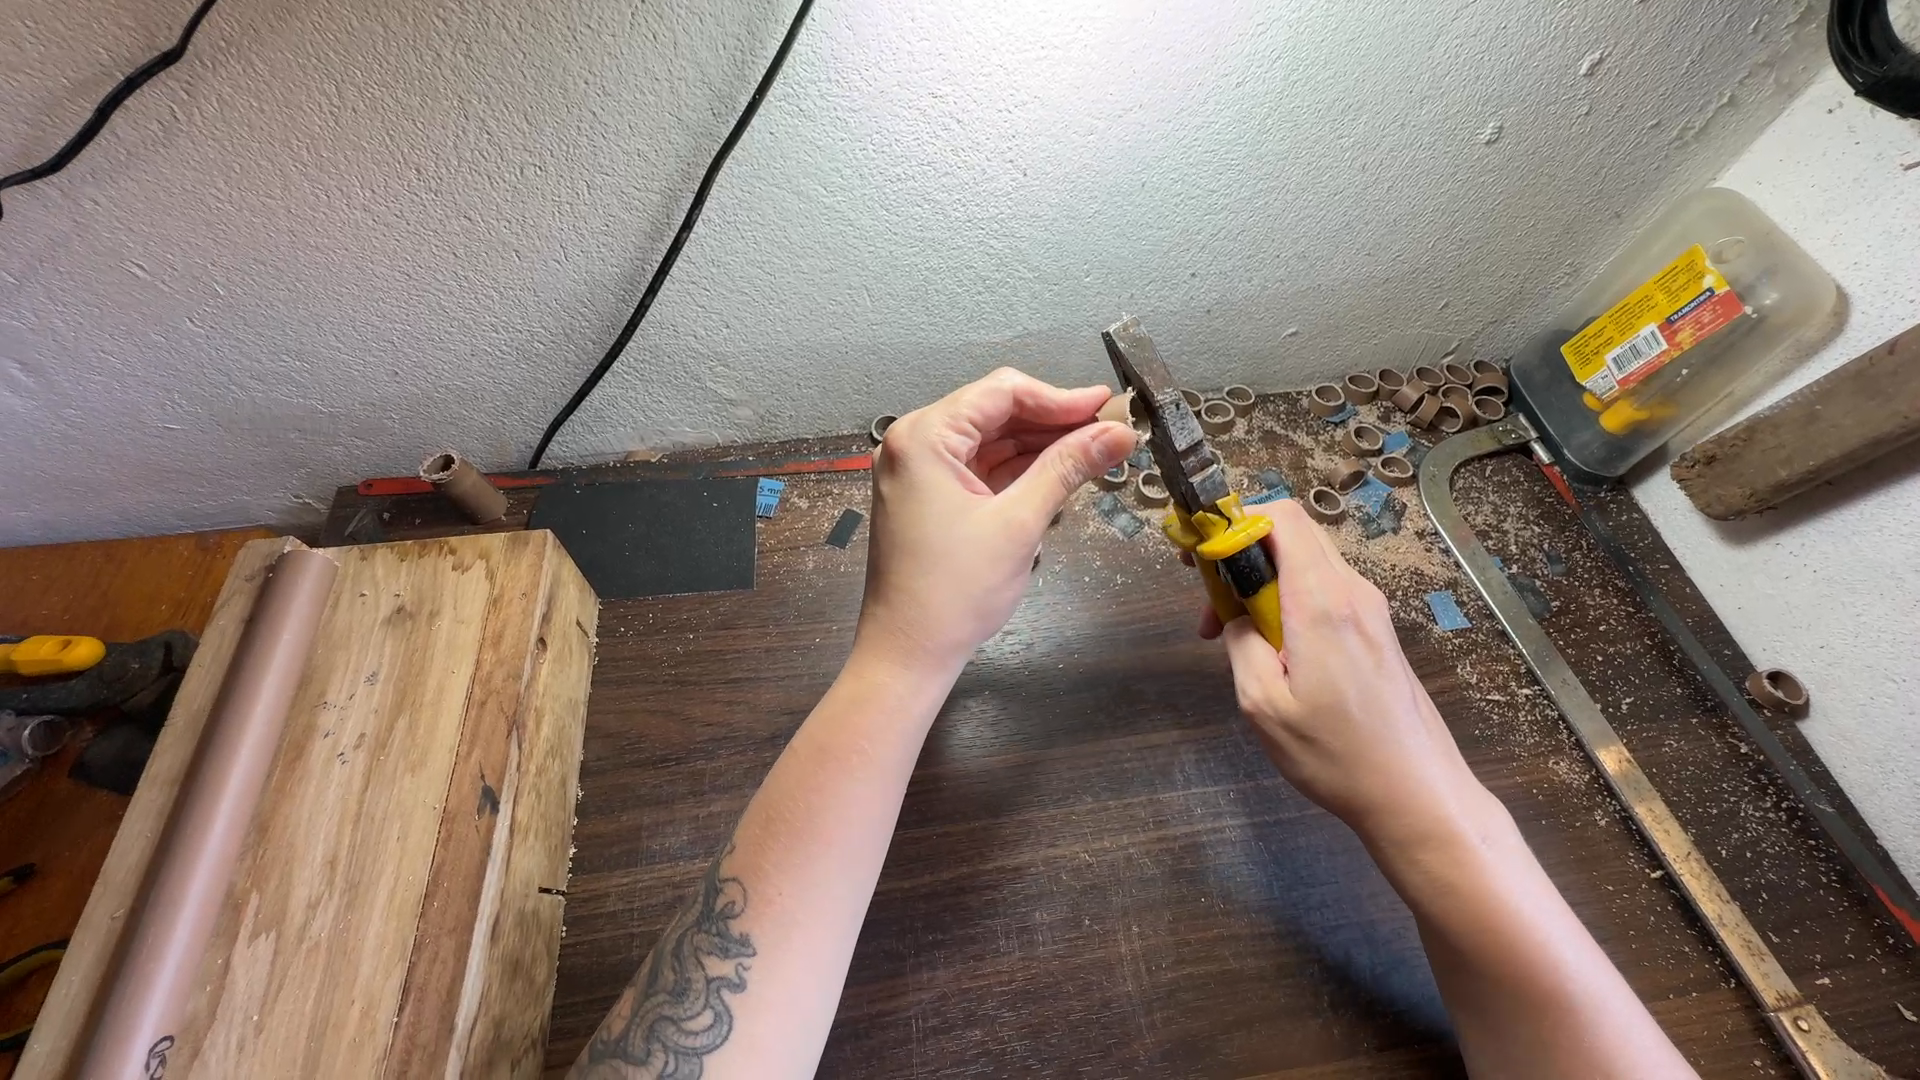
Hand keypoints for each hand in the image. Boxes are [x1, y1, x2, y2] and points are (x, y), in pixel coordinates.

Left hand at [857, 368, 1134, 672]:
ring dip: (1039, 446)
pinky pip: (979, 469)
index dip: (1059, 398)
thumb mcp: (1018, 523)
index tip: (1108, 407)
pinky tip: (1058, 473)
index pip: (1001, 392)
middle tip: (1109, 431)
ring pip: (990, 441)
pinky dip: (1017, 471)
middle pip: (995, 413)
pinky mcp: (928, 497)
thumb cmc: (956, 591)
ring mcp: (919, 471)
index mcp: (924, 436)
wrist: (908, 653)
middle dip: (1052, 422)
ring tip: (1094, 451)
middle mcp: (914, 442)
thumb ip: (1067, 468)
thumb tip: (1119, 431)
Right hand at [1200, 500, 1487, 843]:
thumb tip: (1235, 615)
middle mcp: (1352, 592)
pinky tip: (1272, 647)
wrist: (1419, 796)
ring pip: (1306, 561)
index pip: (1281, 518)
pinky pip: (1323, 590)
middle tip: (1208, 596)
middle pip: (1292, 532)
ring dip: (1261, 580)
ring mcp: (1371, 610)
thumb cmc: (1335, 754)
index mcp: (1321, 601)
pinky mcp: (1377, 630)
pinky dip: (1287, 598)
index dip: (1232, 522)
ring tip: (1232, 631)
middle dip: (1240, 550)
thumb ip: (1241, 643)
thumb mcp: (1262, 703)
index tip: (1199, 557)